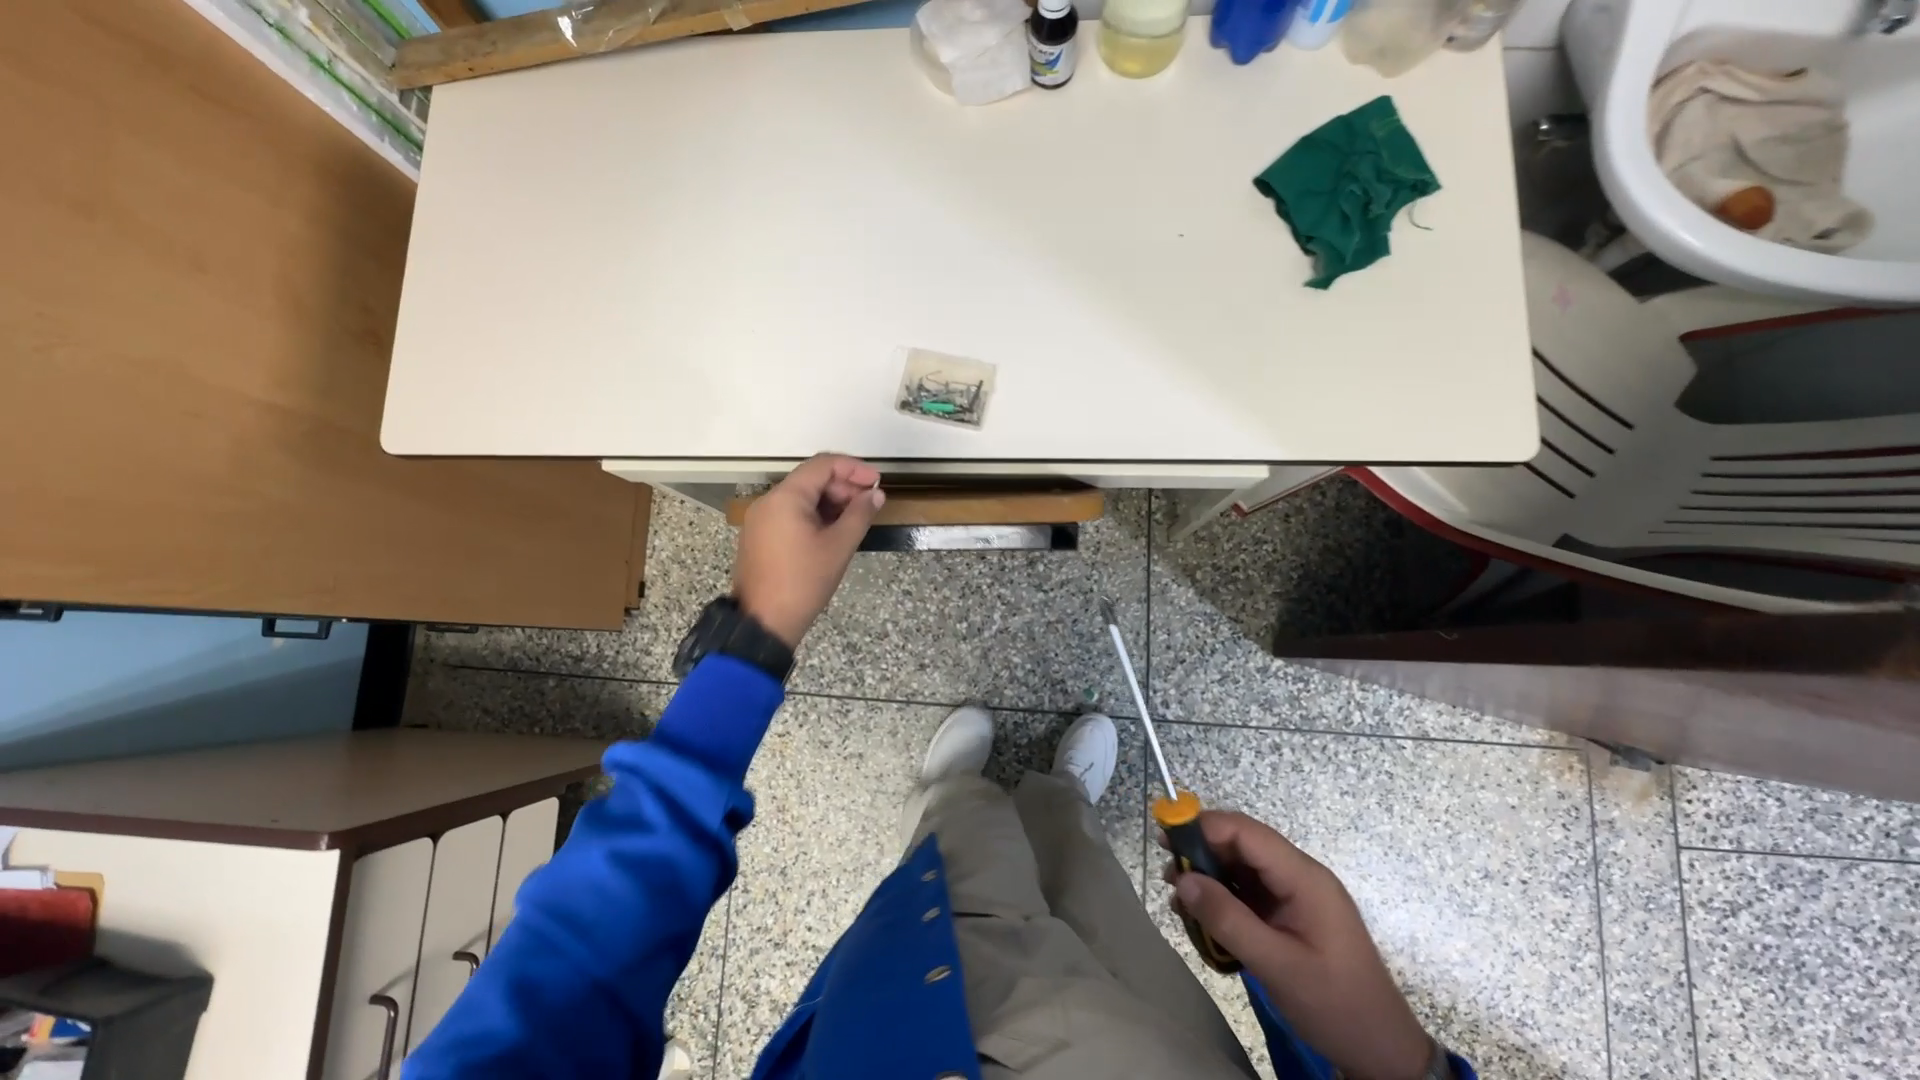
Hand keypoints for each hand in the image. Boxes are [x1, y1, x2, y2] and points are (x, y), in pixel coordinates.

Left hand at [733, 454, 884, 647]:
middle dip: (843, 486)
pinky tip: (834, 531)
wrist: (763, 623)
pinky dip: (815, 515)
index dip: (854, 468)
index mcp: (785, 498)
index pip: (823, 465)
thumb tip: (876, 494)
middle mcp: (768, 501)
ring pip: (801, 498)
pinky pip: (790, 514)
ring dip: (831, 502)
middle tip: (869, 504)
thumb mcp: (839, 547)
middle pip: (811, 479)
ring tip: (856, 519)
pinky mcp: (760, 536)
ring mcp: (761, 519)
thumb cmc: (804, 583)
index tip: (877, 482)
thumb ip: (860, 514)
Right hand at [1164, 812, 1433, 1079]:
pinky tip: (1204, 920)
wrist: (1380, 1048)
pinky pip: (1249, 892)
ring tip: (1181, 905)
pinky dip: (1224, 899)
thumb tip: (1183, 880)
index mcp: (1304, 877)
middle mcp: (1299, 875)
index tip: (1166, 841)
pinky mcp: (1290, 914)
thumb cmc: (1334, 1003)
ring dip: (1210, 879)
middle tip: (1169, 879)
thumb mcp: (1277, 965)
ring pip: (1242, 868)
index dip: (1204, 827)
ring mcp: (1296, 894)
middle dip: (1202, 854)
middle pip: (1241, 844)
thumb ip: (1228, 920)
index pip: (1246, 832)